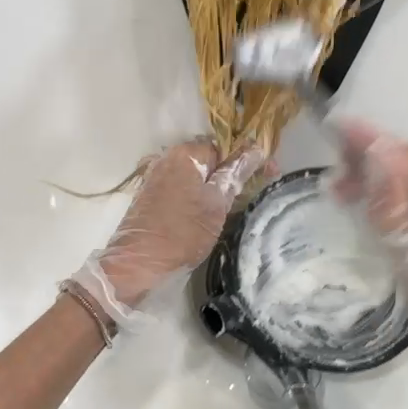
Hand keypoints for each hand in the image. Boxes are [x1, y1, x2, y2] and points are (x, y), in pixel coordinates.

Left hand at [69, 139, 261, 330]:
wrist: (139, 263)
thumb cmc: (183, 232)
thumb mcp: (217, 204)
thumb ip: (236, 173)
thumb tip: (256, 147)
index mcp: (186, 153)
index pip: (225, 145)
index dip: (248, 159)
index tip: (269, 173)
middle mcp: (168, 157)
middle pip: (209, 158)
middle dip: (231, 172)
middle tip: (252, 192)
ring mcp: (156, 175)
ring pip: (195, 174)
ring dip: (213, 185)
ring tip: (232, 205)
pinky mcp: (150, 194)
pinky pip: (181, 185)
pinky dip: (196, 194)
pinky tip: (206, 211)